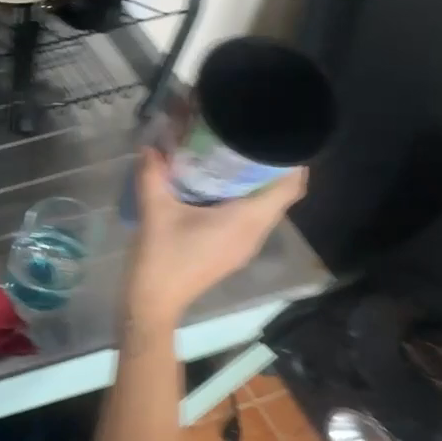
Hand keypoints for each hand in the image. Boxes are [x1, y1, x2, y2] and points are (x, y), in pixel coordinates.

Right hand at [128, 149, 305, 325]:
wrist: (153, 302)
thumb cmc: (161, 257)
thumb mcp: (154, 211)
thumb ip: (153, 174)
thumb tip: (150, 146)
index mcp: (246, 220)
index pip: (290, 187)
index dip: (291, 162)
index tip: (275, 138)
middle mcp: (254, 233)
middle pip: (278, 196)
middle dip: (266, 168)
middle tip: (243, 142)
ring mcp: (245, 246)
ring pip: (263, 209)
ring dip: (253, 186)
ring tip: (228, 162)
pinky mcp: (231, 253)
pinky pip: (249, 221)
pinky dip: (240, 202)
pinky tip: (213, 192)